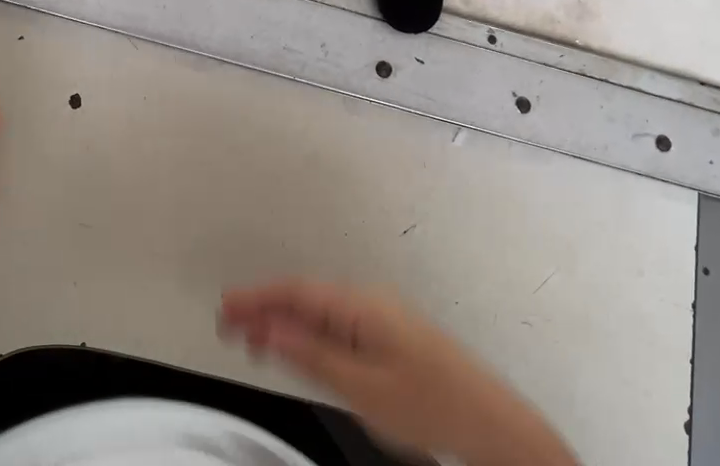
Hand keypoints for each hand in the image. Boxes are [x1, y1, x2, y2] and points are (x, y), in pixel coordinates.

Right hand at [220, 279, 577, 465]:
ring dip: (285, 320)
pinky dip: (309, 331)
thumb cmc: (431, 406)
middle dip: (265, 307)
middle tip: (228, 324)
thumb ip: (310, 353)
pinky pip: (338, 323)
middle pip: (305, 297)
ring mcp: (382, 316)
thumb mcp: (361, 387)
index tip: (225, 307)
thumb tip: (269, 327)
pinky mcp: (390, 334)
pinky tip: (297, 348)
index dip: (257, 297)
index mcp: (361, 305)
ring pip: (320, 310)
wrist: (494, 425)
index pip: (296, 292)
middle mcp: (370, 301)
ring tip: (252, 338)